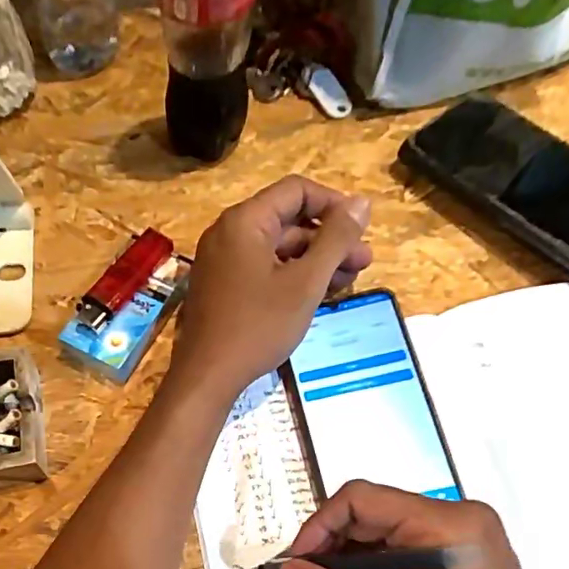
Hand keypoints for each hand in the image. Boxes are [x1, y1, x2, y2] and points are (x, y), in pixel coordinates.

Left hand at [169, 176, 372, 397]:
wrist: (206, 376)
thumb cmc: (258, 327)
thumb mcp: (305, 282)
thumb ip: (336, 239)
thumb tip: (361, 203)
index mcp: (244, 222)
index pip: (296, 191)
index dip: (334, 205)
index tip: (360, 230)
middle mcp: (227, 235)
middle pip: (287, 222)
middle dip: (328, 240)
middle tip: (362, 263)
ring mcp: (220, 264)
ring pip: (276, 250)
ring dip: (313, 262)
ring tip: (346, 282)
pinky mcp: (220, 290)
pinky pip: (260, 271)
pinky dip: (289, 278)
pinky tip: (315, 296)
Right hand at [279, 481, 568, 568]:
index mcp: (444, 526)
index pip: (359, 499)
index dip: (318, 528)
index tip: (298, 567)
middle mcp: (454, 515)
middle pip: (368, 515)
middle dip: (332, 554)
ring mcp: (459, 531)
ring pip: (379, 535)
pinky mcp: (458, 550)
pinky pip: (399, 550)